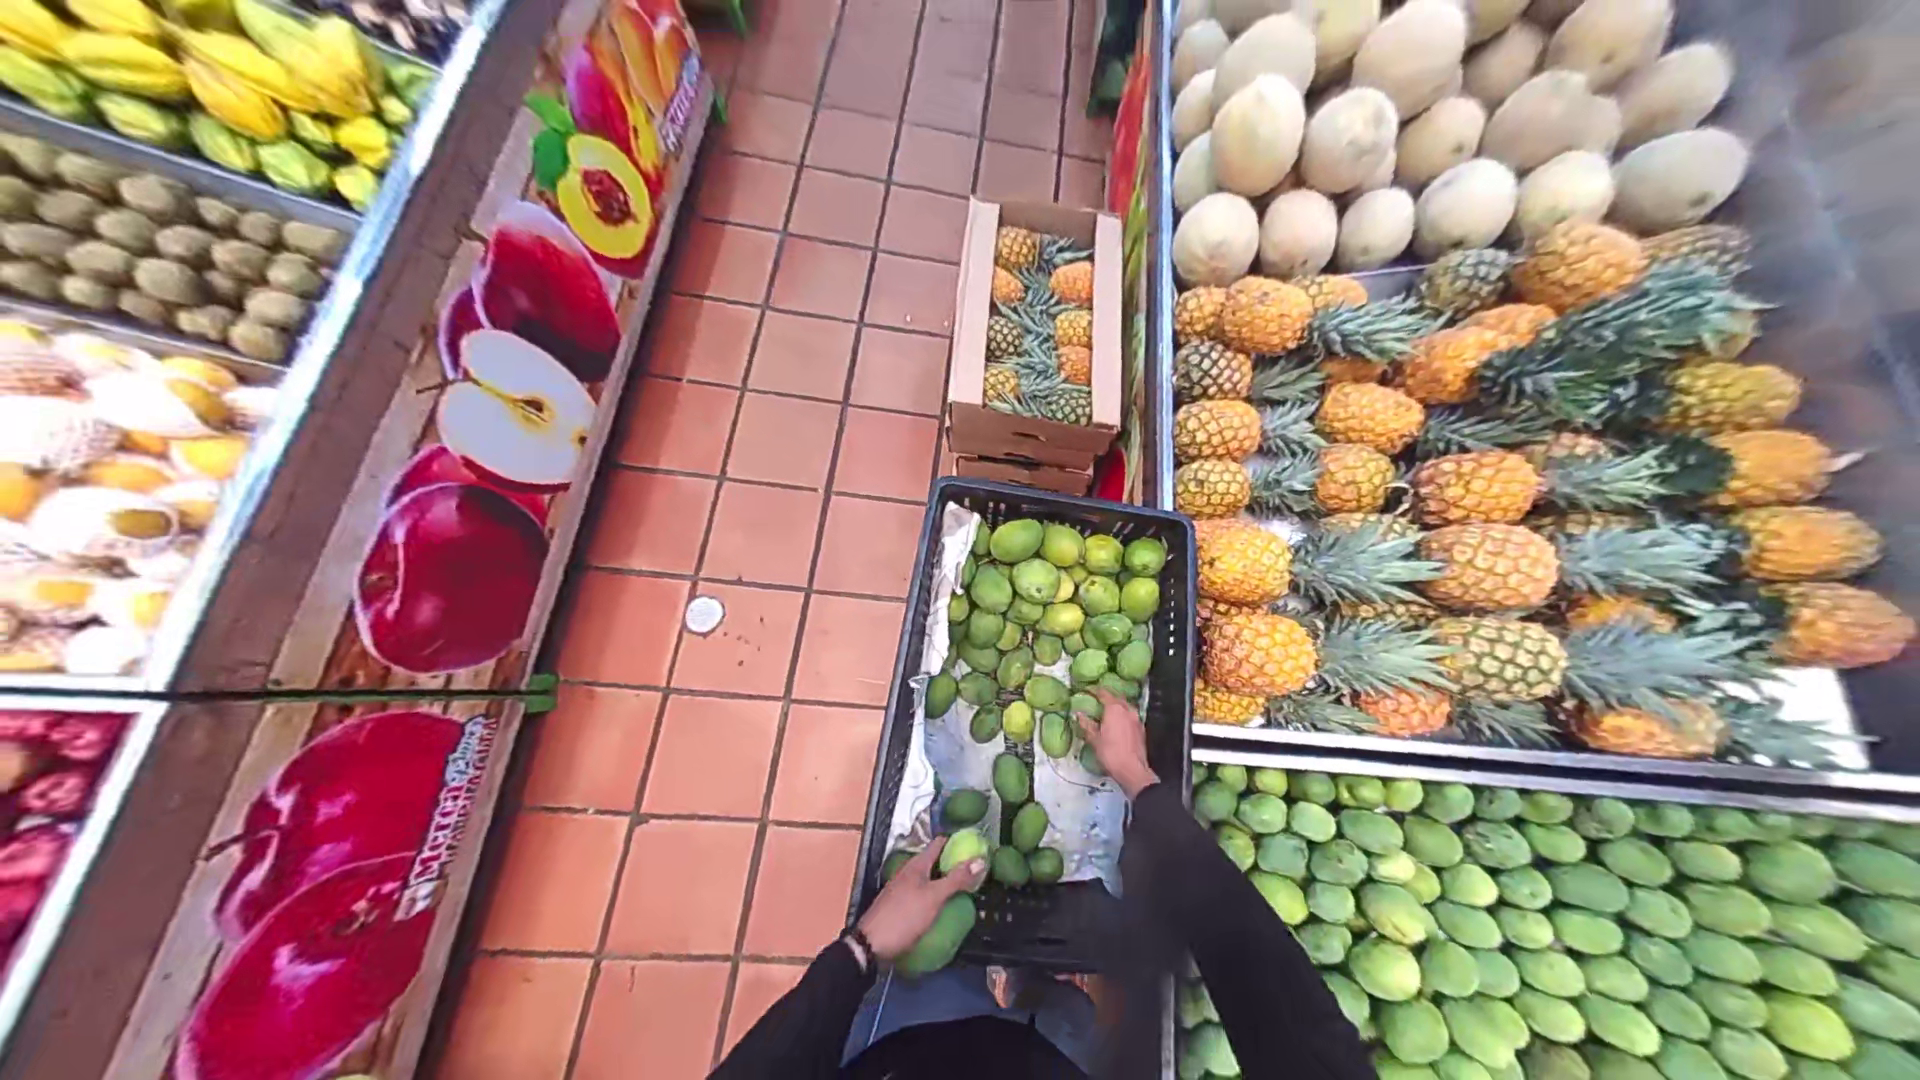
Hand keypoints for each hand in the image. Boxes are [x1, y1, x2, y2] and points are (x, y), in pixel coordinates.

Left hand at [857, 835, 984, 960]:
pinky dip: (935, 896)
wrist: (871, 946)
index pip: (939, 843)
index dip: (957, 841)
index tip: (976, 847)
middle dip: (953, 864)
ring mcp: (903, 889)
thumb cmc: (904, 916)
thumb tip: (980, 859)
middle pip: (935, 861)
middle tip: (976, 872)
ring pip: (929, 879)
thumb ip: (956, 879)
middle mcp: (909, 872)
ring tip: (965, 890)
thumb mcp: (934, 897)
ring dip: (945, 881)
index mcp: (917, 864)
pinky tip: (944, 908)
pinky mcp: (900, 906)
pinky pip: (923, 894)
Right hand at [1076, 688, 1156, 798]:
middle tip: (1096, 699)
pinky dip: (1123, 715)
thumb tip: (1079, 714)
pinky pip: (1130, 715)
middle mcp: (1127, 710)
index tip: (1087, 689)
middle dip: (1106, 696)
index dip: (1094, 690)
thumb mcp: (1094, 739)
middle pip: (1116, 697)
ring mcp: (1136, 719)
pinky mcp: (1141, 728)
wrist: (1132, 770)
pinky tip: (1117, 722)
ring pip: (1125, 706)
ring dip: (1116, 705)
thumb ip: (1086, 724)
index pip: (1104, 693)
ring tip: (1107, 710)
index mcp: (1114, 709)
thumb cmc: (1110, 753)